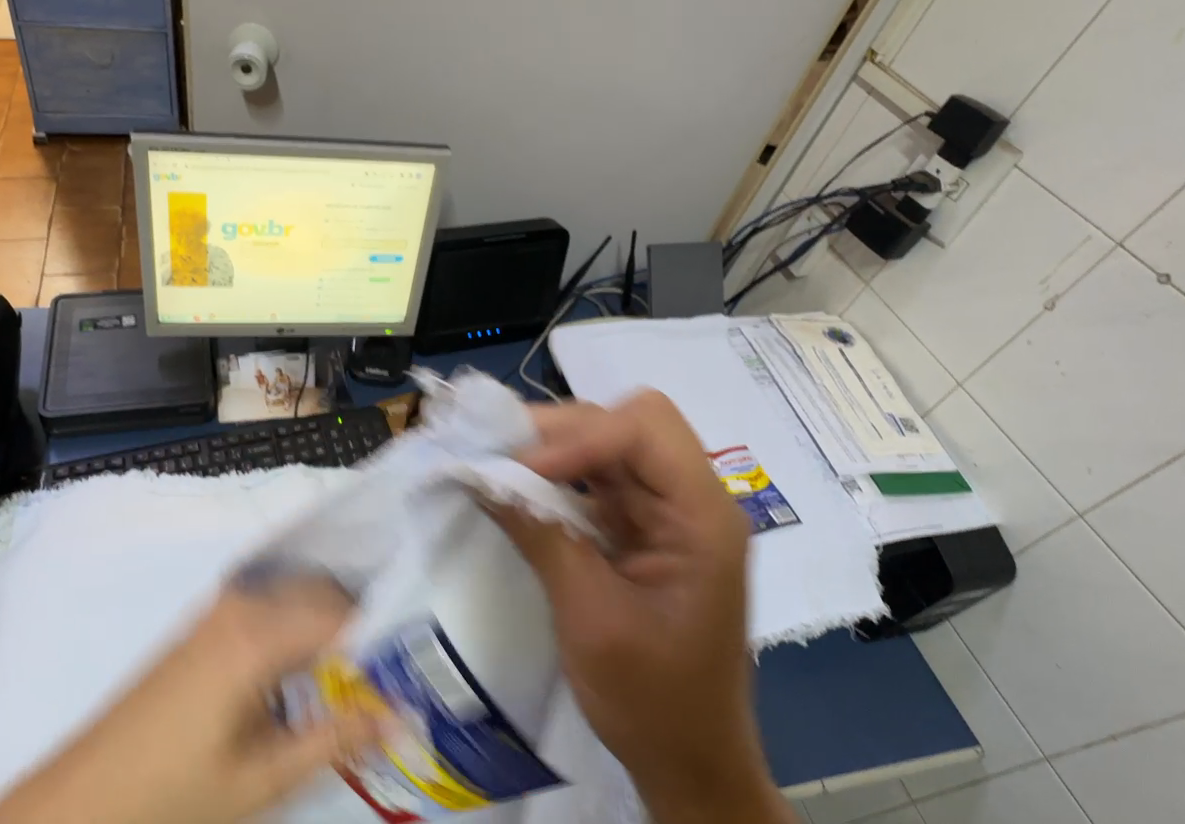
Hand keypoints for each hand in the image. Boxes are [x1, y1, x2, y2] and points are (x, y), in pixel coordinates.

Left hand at [0, 575, 378, 823]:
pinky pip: (272, 606)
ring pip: (298, 596)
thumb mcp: (262, 779)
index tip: (420, 664)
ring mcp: (219, 610)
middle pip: (324, 594)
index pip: (344, 613)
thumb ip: (337, 739)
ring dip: (333, 626)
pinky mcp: (205, 625)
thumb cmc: (173, 793)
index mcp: (256, 635)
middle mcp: (241, 604)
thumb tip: (404, 715)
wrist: (81, 800)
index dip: (387, 635)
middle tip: (397, 672)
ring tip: (362, 675)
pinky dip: (302, 627)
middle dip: (364, 626)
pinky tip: (312, 673)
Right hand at [489, 391, 788, 823]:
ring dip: (553, 451)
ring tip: (498, 465)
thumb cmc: (652, 700)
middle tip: (497, 453)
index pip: (645, 430)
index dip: (580, 437)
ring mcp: (668, 514)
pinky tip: (520, 492)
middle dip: (560, 433)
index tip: (519, 470)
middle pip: (628, 424)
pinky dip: (556, 479)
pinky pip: (598, 481)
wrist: (688, 761)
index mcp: (703, 517)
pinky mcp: (643, 530)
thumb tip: (481, 477)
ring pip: (608, 445)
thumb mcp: (591, 618)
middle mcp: (691, 500)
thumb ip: (543, 536)